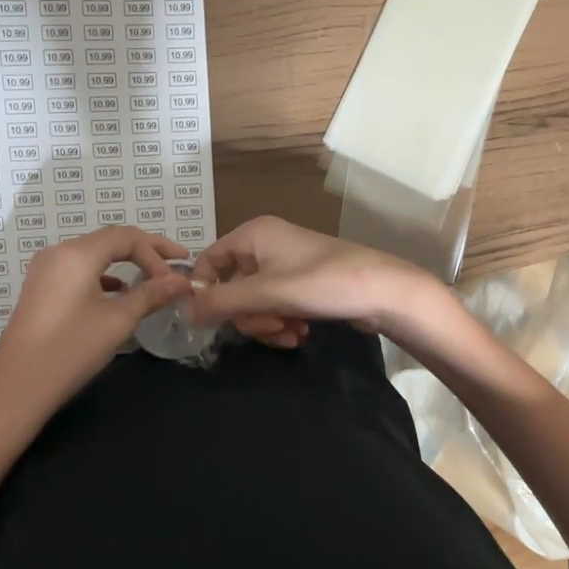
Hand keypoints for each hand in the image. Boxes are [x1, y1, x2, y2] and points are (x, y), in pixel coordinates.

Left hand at [0, 226, 192, 423]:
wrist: (19, 387)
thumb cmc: (71, 350)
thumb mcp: (117, 321)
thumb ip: (151, 295)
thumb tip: (182, 281)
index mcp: (77, 254)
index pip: (127, 237)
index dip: (157, 252)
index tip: (178, 277)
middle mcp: (58, 253)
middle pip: (109, 241)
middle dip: (144, 252)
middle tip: (175, 266)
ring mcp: (45, 270)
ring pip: (93, 255)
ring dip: (124, 264)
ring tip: (151, 280)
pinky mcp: (40, 289)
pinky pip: (78, 271)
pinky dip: (103, 277)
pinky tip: (118, 293)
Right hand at [188, 217, 442, 345]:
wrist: (385, 293)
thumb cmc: (324, 283)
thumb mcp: (267, 293)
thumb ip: (222, 302)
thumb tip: (183, 311)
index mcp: (253, 234)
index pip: (208, 260)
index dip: (205, 290)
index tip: (210, 319)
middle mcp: (266, 246)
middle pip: (231, 288)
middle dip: (247, 315)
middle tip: (270, 326)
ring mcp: (285, 267)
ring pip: (253, 304)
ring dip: (266, 324)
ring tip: (291, 333)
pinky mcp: (302, 288)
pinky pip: (275, 309)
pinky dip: (282, 324)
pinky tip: (300, 334)